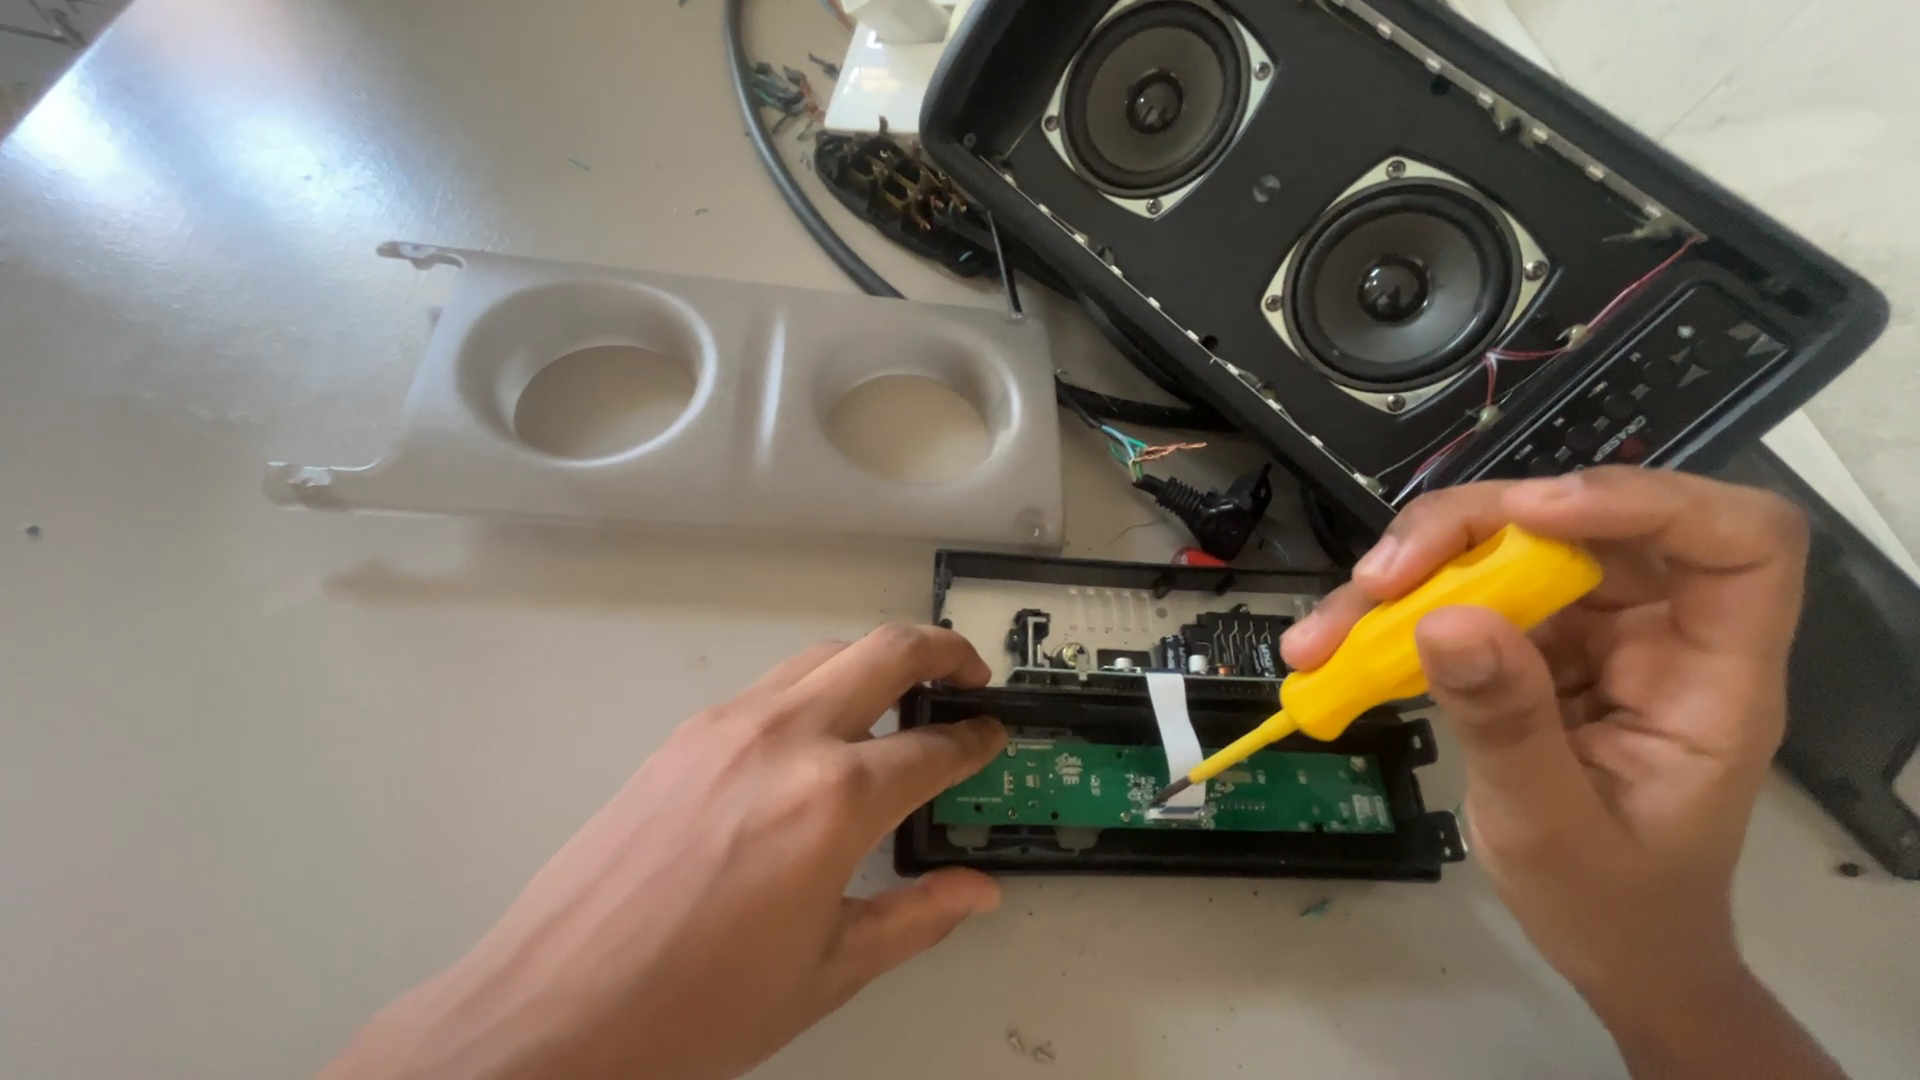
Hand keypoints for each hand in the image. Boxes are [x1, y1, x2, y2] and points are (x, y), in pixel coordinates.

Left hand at [321, 625, 1007, 1079]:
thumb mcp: (826, 971)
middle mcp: (787, 737)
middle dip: (944, 651)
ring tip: (904, 699)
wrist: (544, 1016)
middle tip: (972, 677)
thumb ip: (916, 917)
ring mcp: (729, 724)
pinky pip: (776, 684)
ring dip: (878, 661)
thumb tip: (980, 890)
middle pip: (887, 650)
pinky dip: (821, 686)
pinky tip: (823, 735)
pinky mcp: (687, 732)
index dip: (976, 740)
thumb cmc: (698, 1011)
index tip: (995, 736)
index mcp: (834, 800)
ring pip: (827, 654)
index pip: (933, 747)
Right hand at [1283, 469, 1809, 1023]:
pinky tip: (1328, 649)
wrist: (1602, 939)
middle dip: (1461, 535)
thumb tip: (1445, 621)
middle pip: (1571, 526)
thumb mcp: (1552, 824)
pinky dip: (1382, 618)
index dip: (1643, 501)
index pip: (1733, 543)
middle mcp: (1648, 630)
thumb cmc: (1610, 901)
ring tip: (1321, 637)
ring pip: (1490, 553)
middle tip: (1374, 580)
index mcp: (1708, 674)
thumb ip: (1508, 723)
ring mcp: (1579, 633)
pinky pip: (1448, 598)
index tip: (1527, 514)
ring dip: (1399, 578)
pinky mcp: (1520, 644)